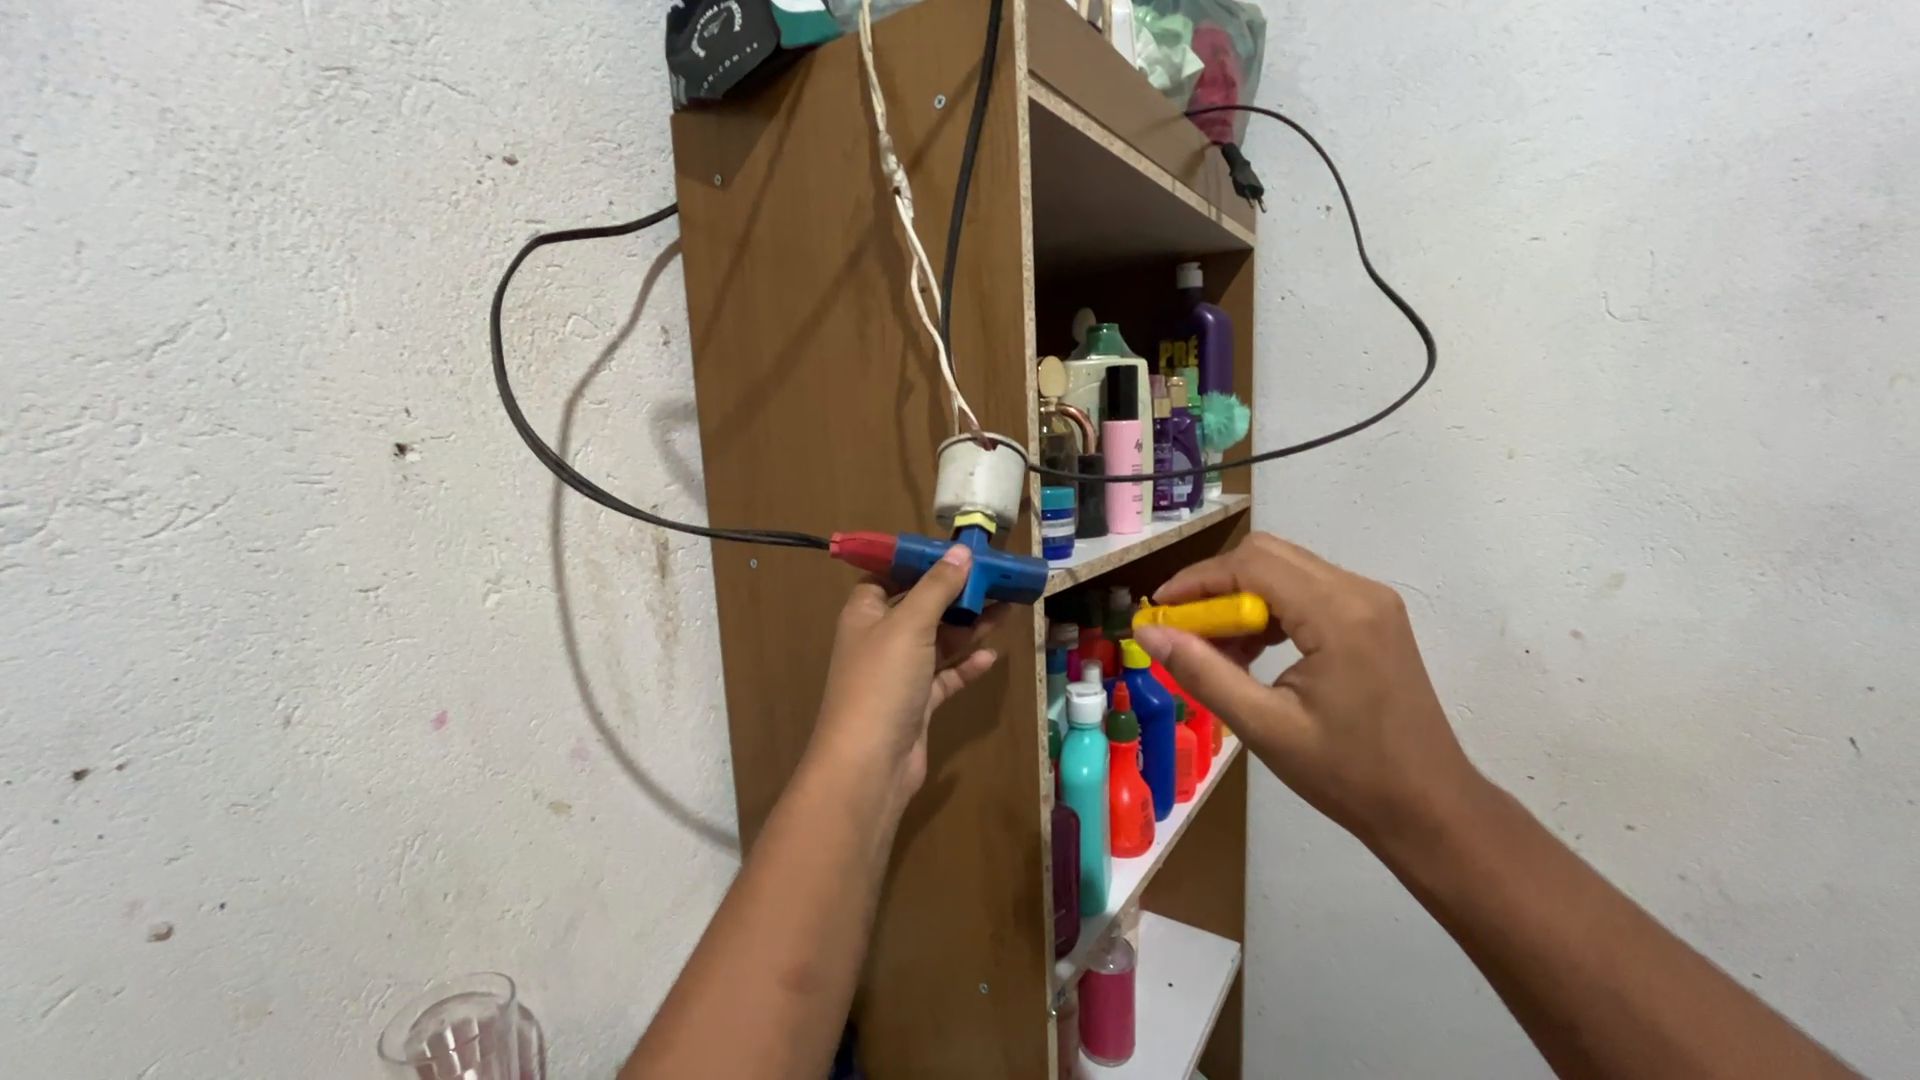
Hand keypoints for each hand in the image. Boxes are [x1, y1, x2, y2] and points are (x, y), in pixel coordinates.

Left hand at [813, 545, 1008, 798]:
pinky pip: (945, 676)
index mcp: (866, 613)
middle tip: (997, 578)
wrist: (869, 763)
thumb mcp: (909, 624)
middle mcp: (880, 639)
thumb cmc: (882, 682)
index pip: (889, 575)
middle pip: (921, 606)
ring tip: (1008, 607)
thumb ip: (937, 587)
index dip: (919, 561)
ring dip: (969, 625)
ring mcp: (899, 673)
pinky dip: (966, 665)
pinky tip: (990, 656)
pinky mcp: (917, 703)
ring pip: (938, 640)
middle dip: (957, 592)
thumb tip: (962, 551)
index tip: (956, 551)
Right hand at [1132, 533, 1481, 849]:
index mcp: (1338, 614)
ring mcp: (1371, 602)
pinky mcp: (1373, 617)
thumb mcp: (1264, 727)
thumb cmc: (1347, 774)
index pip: (1251, 564)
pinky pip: (1307, 590)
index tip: (1157, 609)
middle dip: (1215, 584)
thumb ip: (1202, 672)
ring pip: (1286, 569)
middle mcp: (1360, 591)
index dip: (1196, 580)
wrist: (1429, 806)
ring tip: (1214, 647)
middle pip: (1268, 555)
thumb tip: (1147, 632)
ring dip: (1241, 596)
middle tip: (1180, 626)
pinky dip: (1269, 609)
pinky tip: (1251, 651)